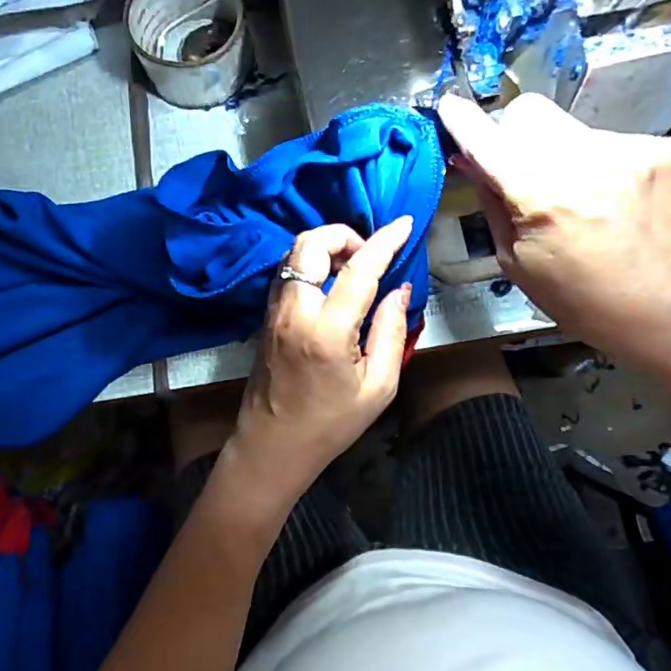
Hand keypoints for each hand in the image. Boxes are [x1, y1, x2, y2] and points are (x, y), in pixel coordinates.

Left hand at [226, 218, 413, 494]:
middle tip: (368, 255)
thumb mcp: (378, 387)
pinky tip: (330, 285)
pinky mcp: (265, 318)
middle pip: (310, 244)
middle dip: (343, 235)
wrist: (272, 445)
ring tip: (352, 270)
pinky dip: (309, 265)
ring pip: (293, 254)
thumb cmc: (330, 424)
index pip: (358, 269)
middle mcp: (294, 312)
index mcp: (327, 331)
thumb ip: (390, 332)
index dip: (385, 242)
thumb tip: (398, 290)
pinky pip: (286, 274)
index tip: (405, 225)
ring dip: (325, 248)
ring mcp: (274, 312)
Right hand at [436, 93, 670, 374]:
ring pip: (578, 131)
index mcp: (543, 196)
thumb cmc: (591, 305)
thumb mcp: (521, 267)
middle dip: (517, 138)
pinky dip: (613, 168)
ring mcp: (637, 147)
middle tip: (528, 176)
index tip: (449, 106)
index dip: (462, 121)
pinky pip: (621, 143)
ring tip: (594, 207)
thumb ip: (496, 207)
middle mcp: (589, 158)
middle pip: (530, 113)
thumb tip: (476, 165)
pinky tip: (629, 206)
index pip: (488, 139)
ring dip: (570, 158)